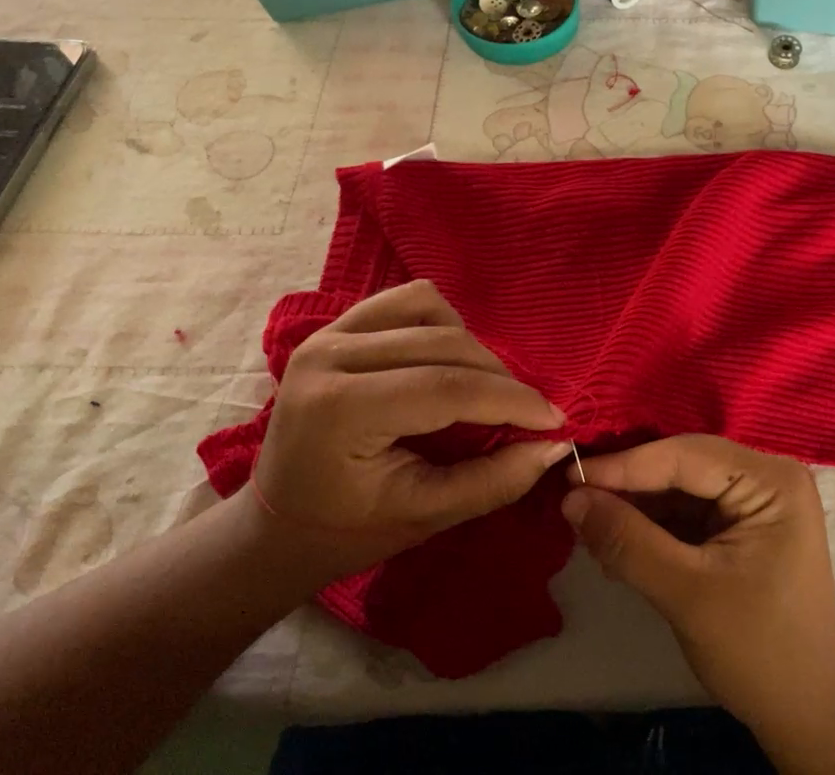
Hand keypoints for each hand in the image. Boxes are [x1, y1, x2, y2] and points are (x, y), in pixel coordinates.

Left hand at [253, 280, 569, 581]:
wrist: (278, 526)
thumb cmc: (346, 532)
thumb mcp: (424, 517)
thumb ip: (493, 481)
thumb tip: (554, 446)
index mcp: (341, 409)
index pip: (448, 387)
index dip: (513, 401)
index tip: (556, 422)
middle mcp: (330, 355)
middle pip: (446, 344)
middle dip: (501, 380)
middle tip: (528, 417)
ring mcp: (327, 333)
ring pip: (430, 309)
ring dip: (471, 348)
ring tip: (484, 391)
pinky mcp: (333, 327)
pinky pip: (406, 302)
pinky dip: (442, 325)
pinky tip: (448, 364)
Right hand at [559, 435, 834, 726]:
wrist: (802, 712)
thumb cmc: (757, 649)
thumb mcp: (686, 593)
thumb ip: (628, 542)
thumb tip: (570, 498)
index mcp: (773, 481)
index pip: (687, 455)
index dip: (625, 465)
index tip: (567, 475)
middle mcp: (768, 479)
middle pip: (683, 467)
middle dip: (628, 487)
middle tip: (570, 501)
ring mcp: (756, 504)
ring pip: (680, 491)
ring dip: (635, 510)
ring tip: (586, 527)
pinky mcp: (741, 530)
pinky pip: (687, 515)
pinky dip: (651, 529)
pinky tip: (614, 546)